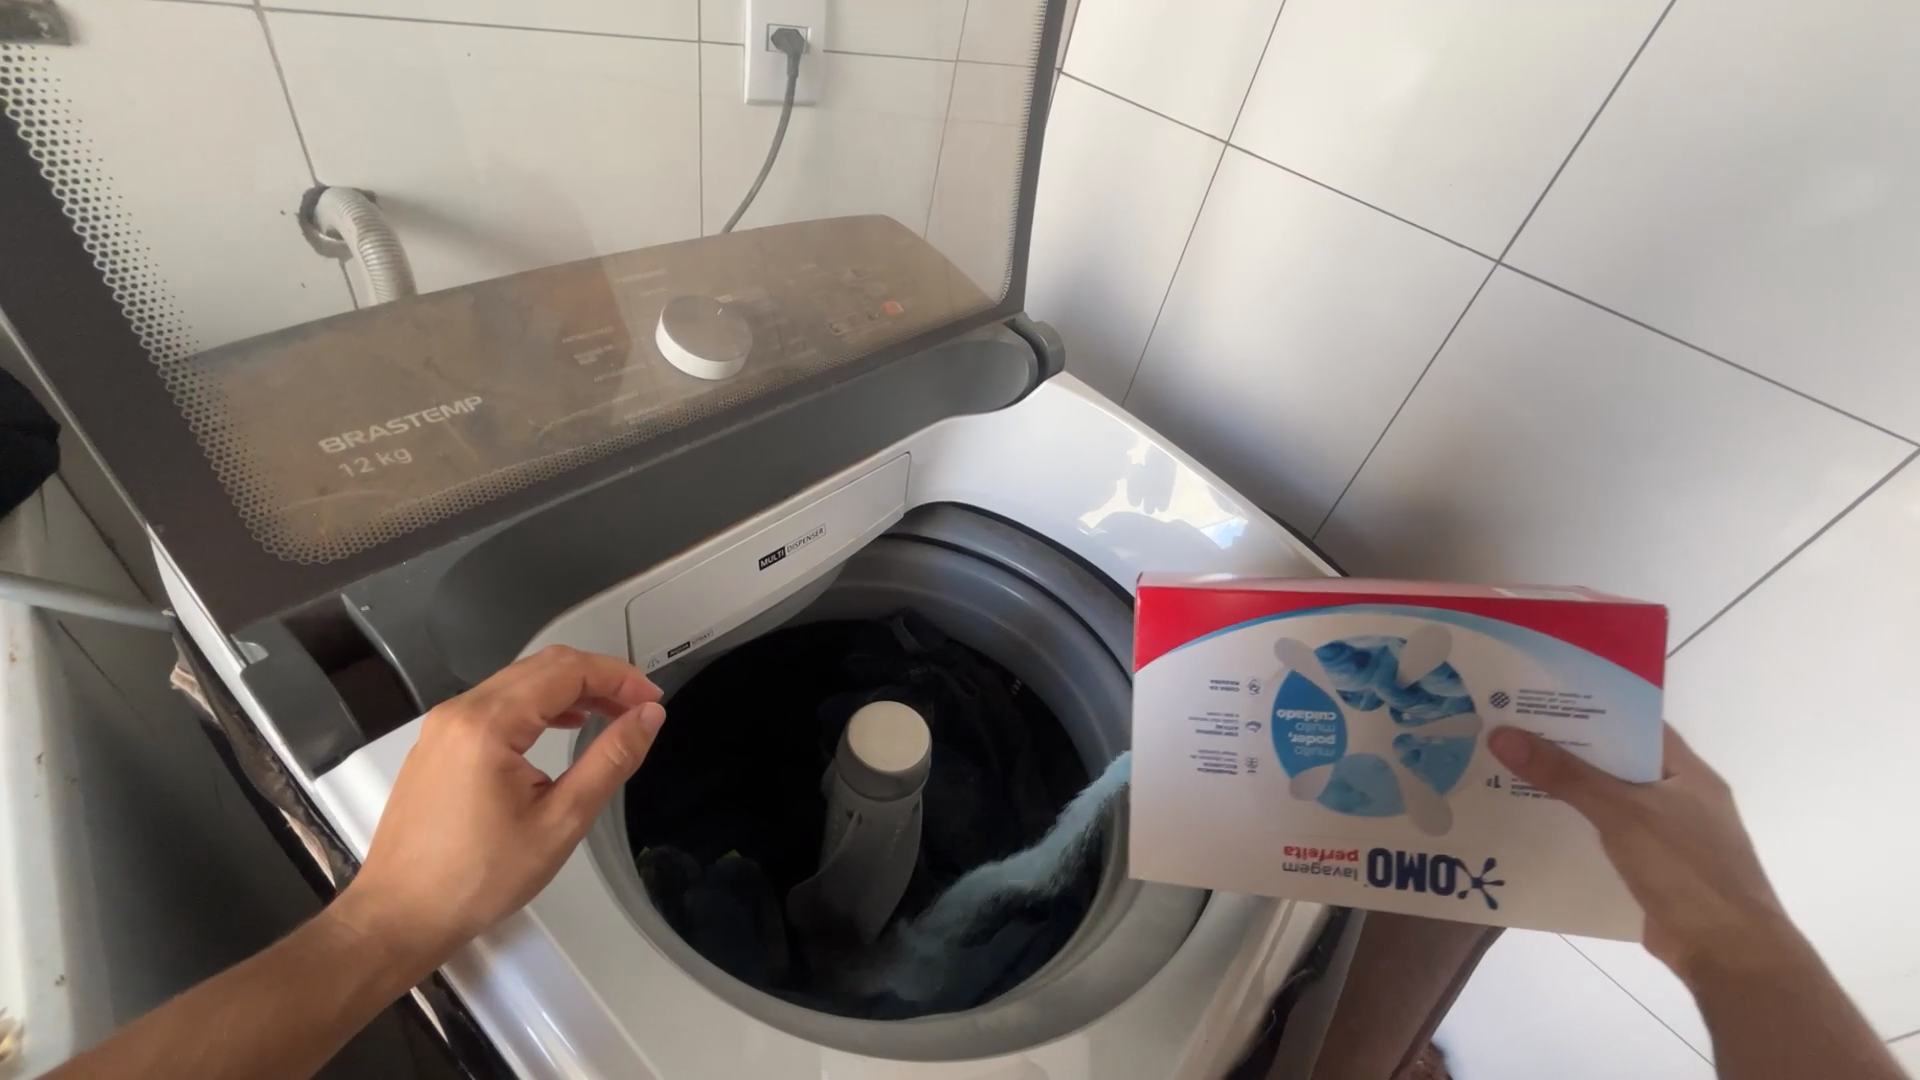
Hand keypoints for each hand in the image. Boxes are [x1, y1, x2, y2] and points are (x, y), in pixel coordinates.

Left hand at [330, 645, 666, 974]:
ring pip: (525, 678)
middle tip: (639, 706)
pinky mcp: (442, 741)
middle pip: (548, 665)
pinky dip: (545, 701)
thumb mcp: (561, 821)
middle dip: (602, 677)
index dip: (620, 679)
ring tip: (613, 713)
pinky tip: (568, 723)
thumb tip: (647, 717)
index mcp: (488, 725)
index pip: (570, 672)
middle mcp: (461, 713)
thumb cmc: (475, 879)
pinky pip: (502, 700)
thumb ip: (611, 760)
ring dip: (575, 687)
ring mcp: (446, 725)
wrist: (394, 920)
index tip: (652, 702)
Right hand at [1487, 723, 1792, 982]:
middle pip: (1611, 757)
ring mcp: (1663, 832)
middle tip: (1505, 723)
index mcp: (1686, 774)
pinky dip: (1565, 818)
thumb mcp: (1620, 812)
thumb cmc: (1687, 870)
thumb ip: (1561, 773)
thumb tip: (1500, 734)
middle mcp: (1676, 797)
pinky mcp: (1645, 863)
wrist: (1730, 956)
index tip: (1537, 691)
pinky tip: (1526, 813)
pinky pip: (1596, 827)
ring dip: (1559, 783)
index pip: (1634, 723)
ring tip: (1503, 762)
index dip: (1589, 704)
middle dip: (1561, 742)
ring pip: (1601, 794)